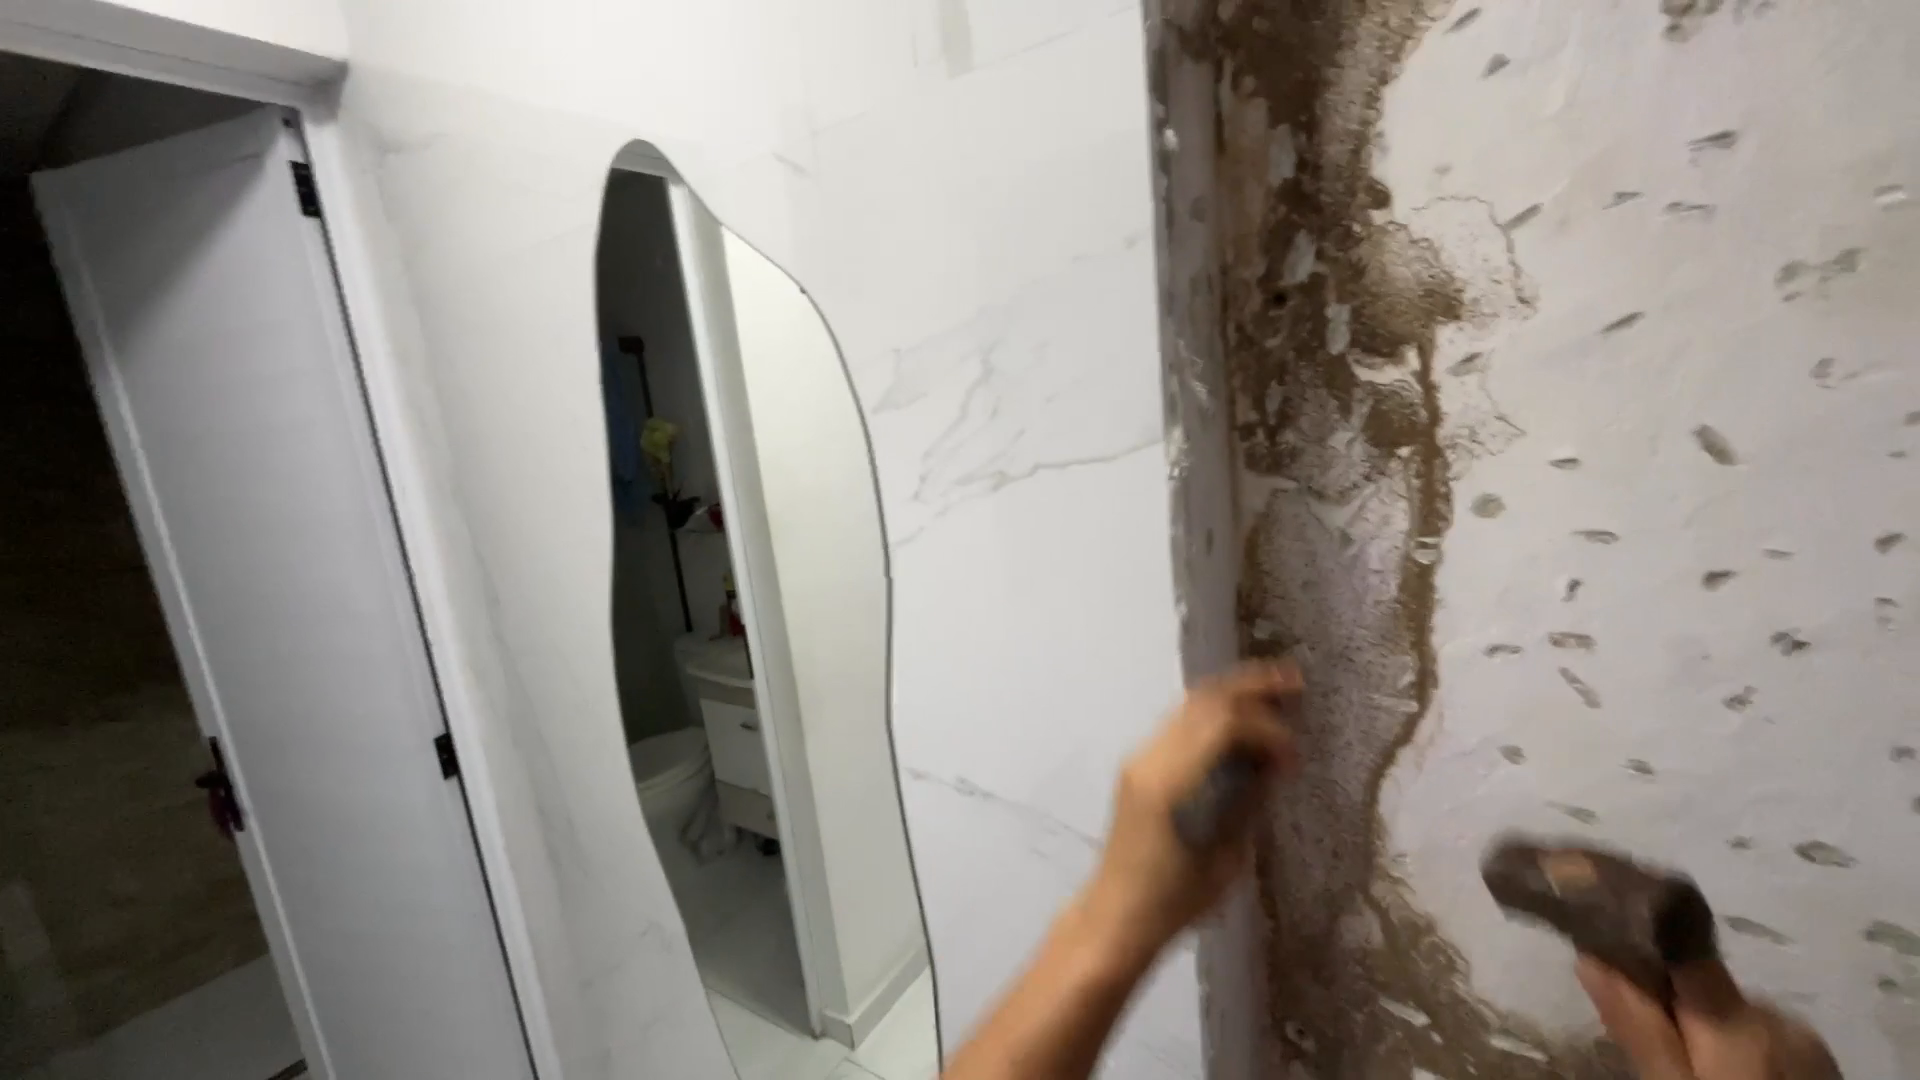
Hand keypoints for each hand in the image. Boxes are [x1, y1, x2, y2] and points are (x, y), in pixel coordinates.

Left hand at [1079, 661, 1300, 960]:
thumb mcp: (1225, 855)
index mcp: (1170, 782)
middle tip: (1294, 681)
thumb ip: (1247, 801)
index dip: (1265, 727)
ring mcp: (1138, 757)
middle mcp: (1149, 757)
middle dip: (1250, 687)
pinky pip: (1179, 725)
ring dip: (1231, 696)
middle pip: (1202, 700)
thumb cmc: (1176, 900)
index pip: (1222, 723)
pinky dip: (1213, 716)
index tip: (1294, 755)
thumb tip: (1273, 762)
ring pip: (1188, 706)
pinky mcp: (1137, 765)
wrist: (1116, 911)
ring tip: (1274, 693)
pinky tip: (1240, 724)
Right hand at [1577, 956, 1840, 1079]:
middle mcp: (1779, 1018)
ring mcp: (1807, 1043)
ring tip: (1679, 1064)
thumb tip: (1589, 956)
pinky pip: (1754, 1031)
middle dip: (1661, 998)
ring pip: (1723, 1008)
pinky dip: (1726, 1043)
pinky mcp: (1818, 1063)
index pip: (1679, 949)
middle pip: (1697, 982)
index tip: (1598, 954)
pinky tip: (1717, 1073)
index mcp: (1739, 1021)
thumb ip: (1637, 1027)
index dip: (1636, 945)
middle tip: (1636, 1037)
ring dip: (1693, 1024)